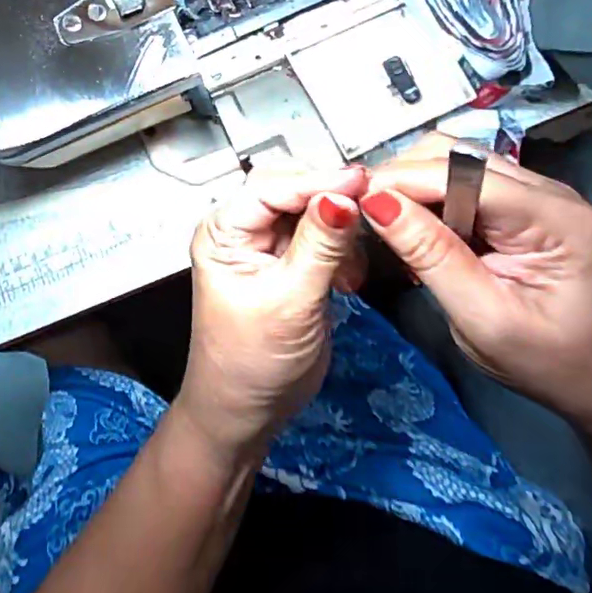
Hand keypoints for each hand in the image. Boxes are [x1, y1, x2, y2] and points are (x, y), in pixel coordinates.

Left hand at [177, 166, 369, 460]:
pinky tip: (347, 277)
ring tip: (350, 267)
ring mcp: (266, 241)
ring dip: (340, 228)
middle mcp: (241, 227)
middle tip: (369, 212)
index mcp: (222, 231)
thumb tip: (344, 197)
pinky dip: (342, 247)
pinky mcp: (289, 258)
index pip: (271, 186)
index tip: (362, 182)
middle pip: (292, 189)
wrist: (246, 411)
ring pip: (312, 208)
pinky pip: (322, 233)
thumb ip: (320, 247)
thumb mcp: (290, 303)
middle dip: (331, 200)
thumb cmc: (250, 364)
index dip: (317, 181)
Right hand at [362, 133, 591, 435]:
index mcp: (554, 217)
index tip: (351, 202)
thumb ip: (430, 256)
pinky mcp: (523, 204)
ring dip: (413, 186)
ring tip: (386, 225)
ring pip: (455, 161)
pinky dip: (430, 198)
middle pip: (456, 155)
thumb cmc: (552, 366)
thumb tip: (375, 202)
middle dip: (402, 178)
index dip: (402, 179)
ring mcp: (537, 193)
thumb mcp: (484, 320)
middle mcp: (548, 189)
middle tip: (363, 217)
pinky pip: (464, 182)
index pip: (462, 171)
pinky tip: (416, 229)